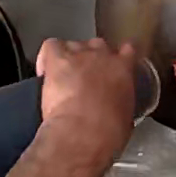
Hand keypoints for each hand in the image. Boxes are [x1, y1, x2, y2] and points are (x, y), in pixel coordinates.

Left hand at [33, 38, 138, 174]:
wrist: (84, 131)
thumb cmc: (109, 131)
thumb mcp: (126, 118)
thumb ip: (122, 104)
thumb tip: (117, 109)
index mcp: (124, 68)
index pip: (129, 48)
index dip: (121, 55)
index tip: (116, 65)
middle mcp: (103, 54)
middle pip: (99, 45)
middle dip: (93, 58)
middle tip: (87, 77)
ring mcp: (80, 54)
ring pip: (74, 45)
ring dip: (70, 57)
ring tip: (64, 76)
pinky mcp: (57, 59)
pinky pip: (51, 47)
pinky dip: (46, 57)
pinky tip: (46, 71)